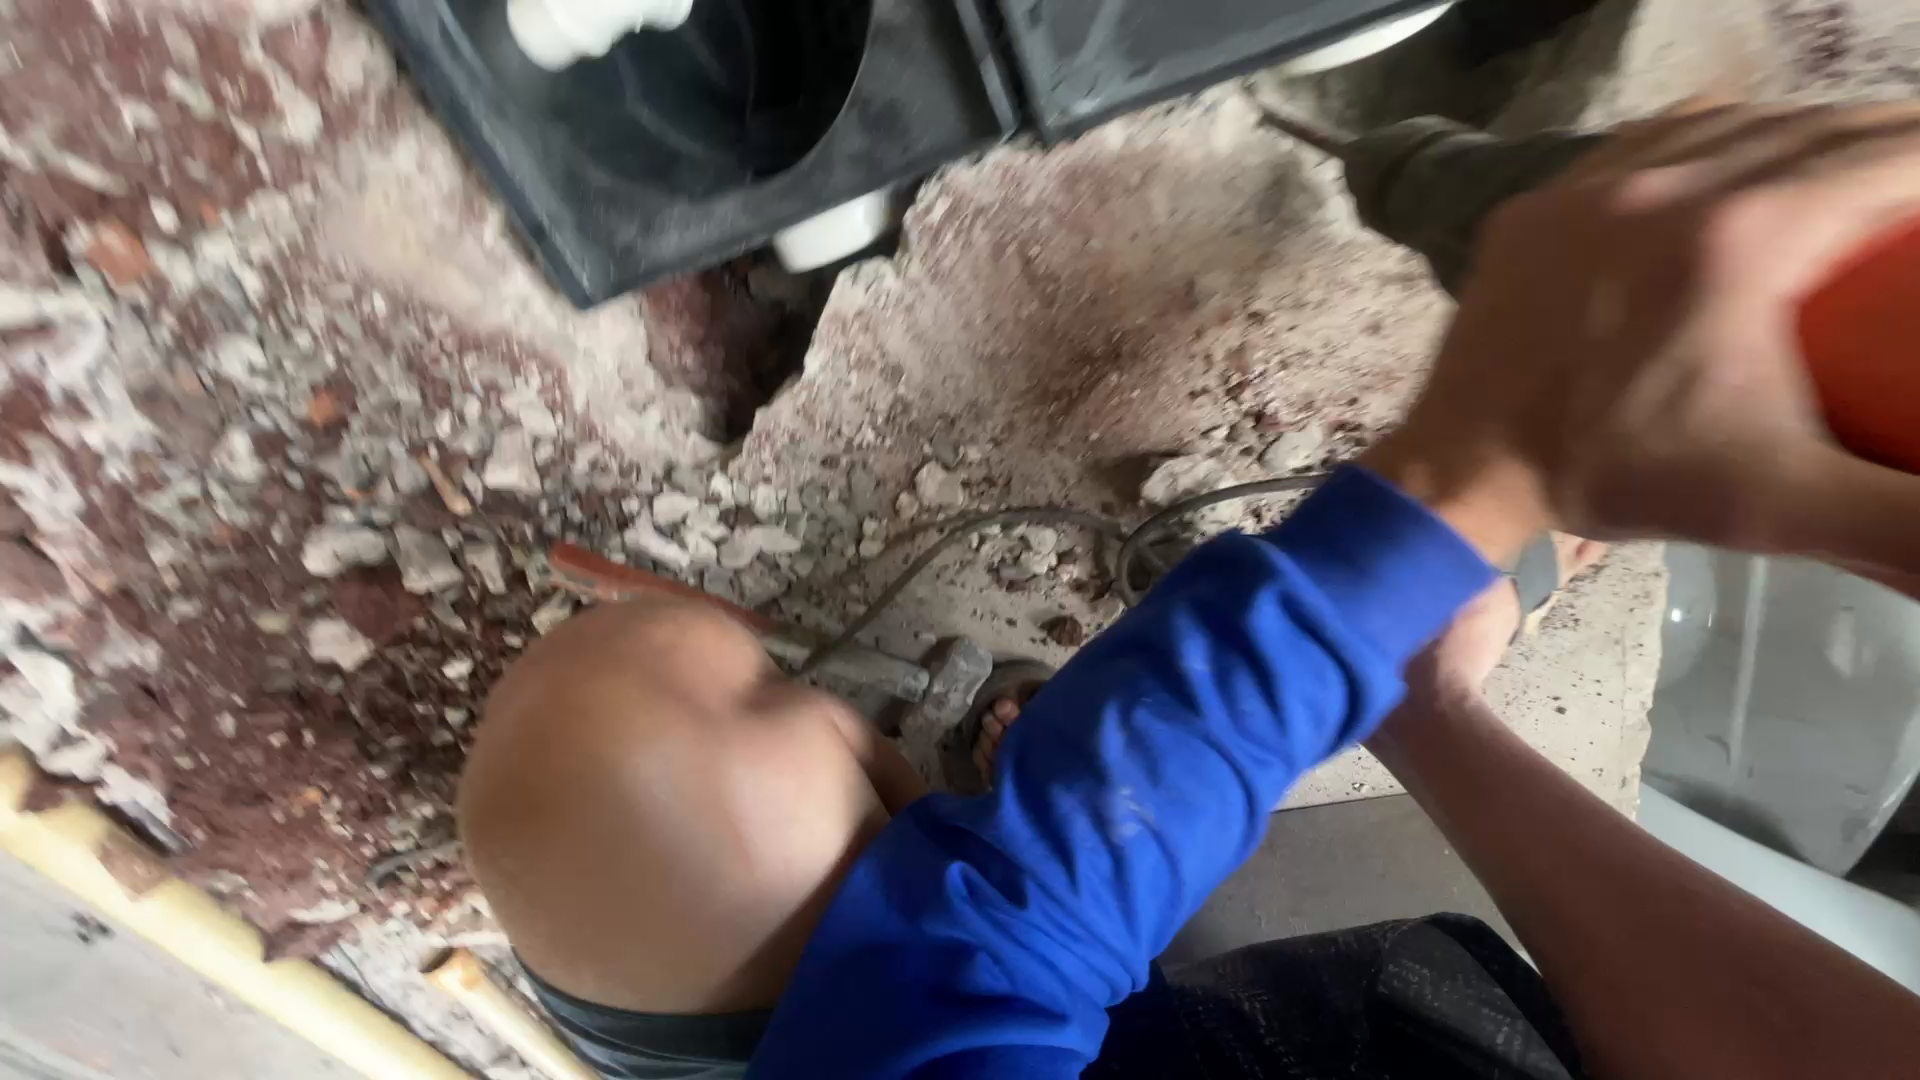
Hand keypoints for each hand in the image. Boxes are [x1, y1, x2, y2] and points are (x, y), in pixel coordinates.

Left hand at [1379, 102, 1919, 558]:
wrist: (1462, 471)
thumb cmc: (1608, 478)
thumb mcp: (1777, 505)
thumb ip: (1910, 524)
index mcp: (1740, 234)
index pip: (1896, 155)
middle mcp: (1660, 188)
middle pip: (1814, 128)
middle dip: (1883, 151)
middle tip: (1900, 205)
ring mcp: (1579, 194)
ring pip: (1724, 124)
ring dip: (1791, 137)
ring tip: (1826, 180)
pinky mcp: (1527, 213)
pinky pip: (1634, 146)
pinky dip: (1693, 145)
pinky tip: (1715, 173)